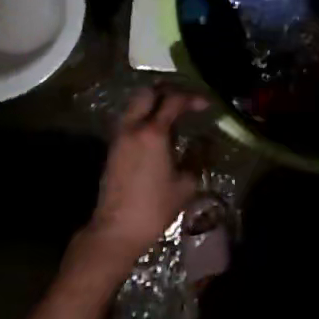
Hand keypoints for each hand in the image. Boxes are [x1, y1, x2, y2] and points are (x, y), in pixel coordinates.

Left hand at [80, 88, 203, 267]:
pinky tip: (157, 130)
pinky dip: (143, 115)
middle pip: (147, 92)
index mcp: (153, 132)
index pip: (173, 101)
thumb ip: (197, 158)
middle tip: (185, 101)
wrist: (117, 228)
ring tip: (172, 114)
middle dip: (167, 91)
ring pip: (134, 104)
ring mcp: (119, 135)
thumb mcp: (185, 185)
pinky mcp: (113, 146)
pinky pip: (129, 119)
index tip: (206, 104)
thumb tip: (205, 143)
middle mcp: (133, 126)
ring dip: (153, 102)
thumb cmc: (154, 208)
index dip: (192, 98)